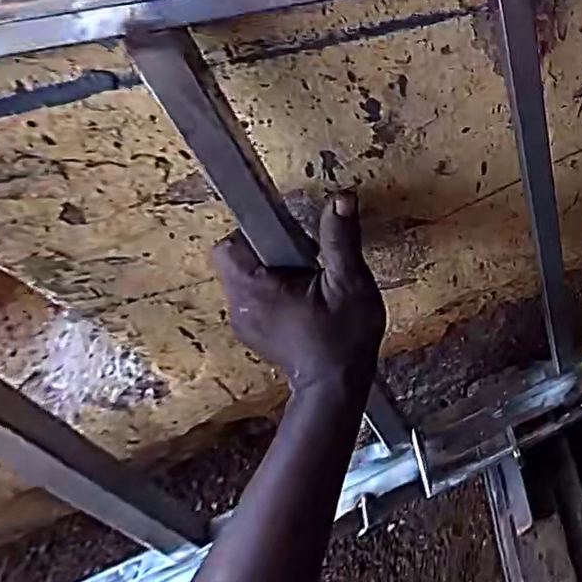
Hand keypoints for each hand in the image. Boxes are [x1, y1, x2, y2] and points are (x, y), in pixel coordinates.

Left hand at [211, 191, 385, 395]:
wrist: (338, 383)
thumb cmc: (344, 332)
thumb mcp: (350, 280)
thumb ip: (340, 238)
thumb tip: (341, 197)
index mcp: (256, 289)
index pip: (230, 246)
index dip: (258, 233)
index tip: (293, 238)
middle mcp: (238, 305)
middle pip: (238, 260)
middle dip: (272, 251)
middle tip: (310, 260)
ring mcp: (243, 322)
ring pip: (247, 278)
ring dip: (275, 271)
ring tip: (312, 282)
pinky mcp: (254, 332)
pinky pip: (255, 297)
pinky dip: (275, 290)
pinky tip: (306, 301)